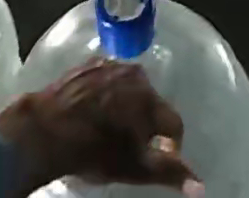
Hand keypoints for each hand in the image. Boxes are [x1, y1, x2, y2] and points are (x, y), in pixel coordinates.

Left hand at [0, 60, 201, 196]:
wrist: (48, 128)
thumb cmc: (95, 150)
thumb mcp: (135, 168)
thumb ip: (169, 172)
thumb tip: (200, 186)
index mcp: (150, 97)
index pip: (173, 123)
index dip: (170, 146)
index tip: (158, 159)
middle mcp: (134, 74)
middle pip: (151, 102)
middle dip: (146, 122)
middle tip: (130, 144)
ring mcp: (110, 64)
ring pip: (128, 89)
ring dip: (126, 105)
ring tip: (110, 128)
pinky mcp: (89, 63)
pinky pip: (107, 80)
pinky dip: (106, 93)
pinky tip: (94, 111)